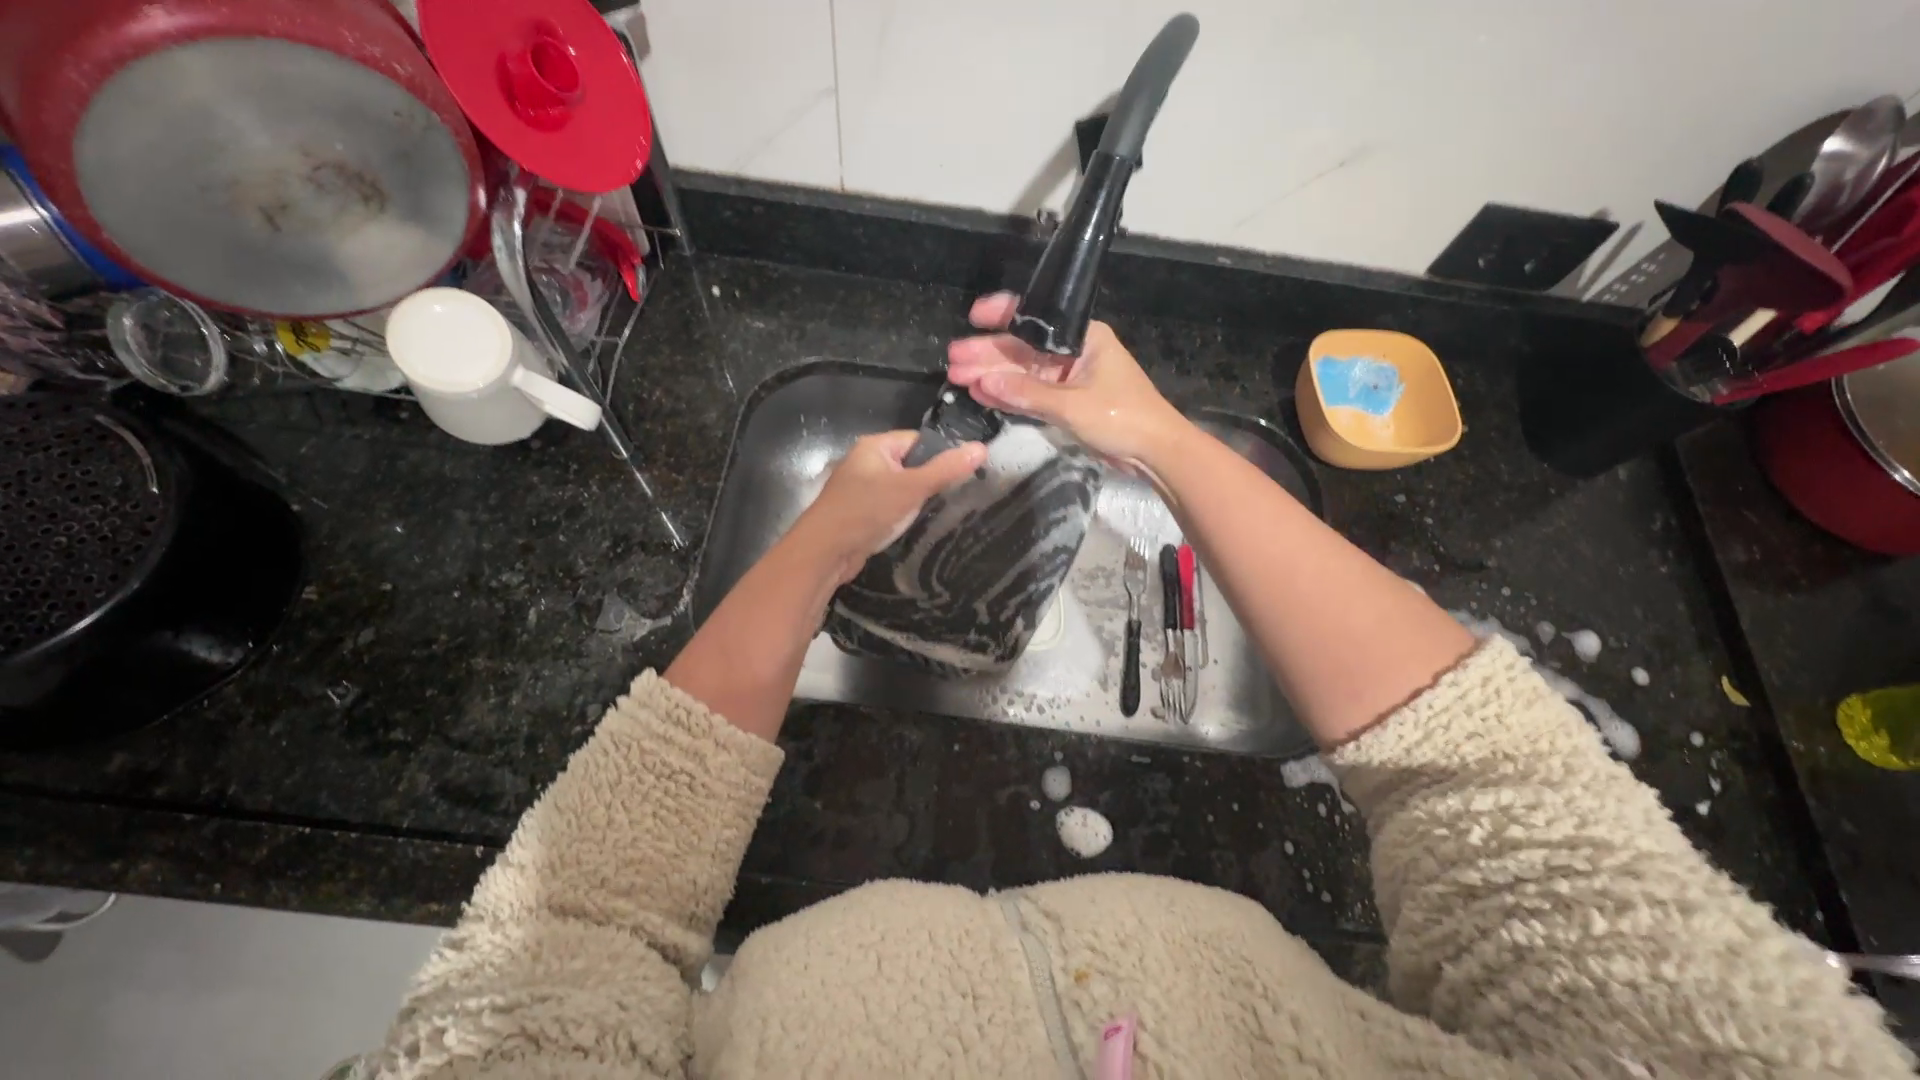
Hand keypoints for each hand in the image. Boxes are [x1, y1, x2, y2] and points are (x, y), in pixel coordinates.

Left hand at [789, 430, 986, 584]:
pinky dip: (902, 514)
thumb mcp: (912, 488)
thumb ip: (946, 470)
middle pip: (911, 464)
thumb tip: (982, 448)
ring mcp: (861, 489)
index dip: (942, 454)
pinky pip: (889, 507)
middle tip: (957, 494)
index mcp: (875, 446)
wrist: (825, 552)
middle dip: (931, 479)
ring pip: (900, 488)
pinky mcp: (860, 513)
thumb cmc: (866, 512)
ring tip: (940, 511)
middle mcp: (866, 462)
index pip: (918, 440)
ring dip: (917, 500)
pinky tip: (915, 525)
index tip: (966, 472)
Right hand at [945, 292, 1189, 469]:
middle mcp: (1072, 353)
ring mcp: (1068, 380)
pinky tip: (981, 394)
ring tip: (957, 377)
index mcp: (1082, 338)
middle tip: (952, 361)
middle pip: (1022, 349)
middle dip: (987, 354)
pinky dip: (1008, 397)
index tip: (973, 317)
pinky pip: (1030, 396)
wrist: (1155, 452)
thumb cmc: (1123, 417)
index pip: (1036, 319)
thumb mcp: (1073, 405)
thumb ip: (1027, 395)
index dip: (1002, 315)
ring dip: (992, 376)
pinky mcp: (1066, 405)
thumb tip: (984, 383)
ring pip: (1022, 374)